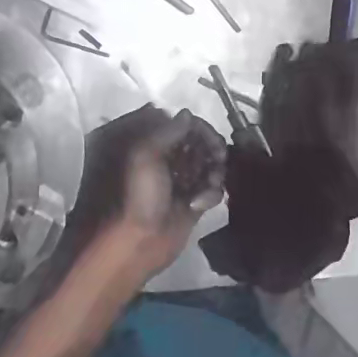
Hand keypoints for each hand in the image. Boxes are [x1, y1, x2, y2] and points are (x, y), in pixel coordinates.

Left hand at [89, 107, 224, 286]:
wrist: (140, 242)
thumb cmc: (139, 195)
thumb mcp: (146, 155)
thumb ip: (168, 131)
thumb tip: (187, 114)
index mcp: (153, 145)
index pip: (182, 125)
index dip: (198, 127)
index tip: (210, 136)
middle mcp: (168, 159)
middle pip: (200, 143)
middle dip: (211, 147)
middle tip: (218, 156)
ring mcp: (182, 180)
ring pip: (210, 164)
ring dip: (215, 170)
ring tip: (211, 180)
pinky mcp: (195, 201)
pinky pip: (212, 189)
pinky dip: (211, 192)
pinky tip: (199, 203)